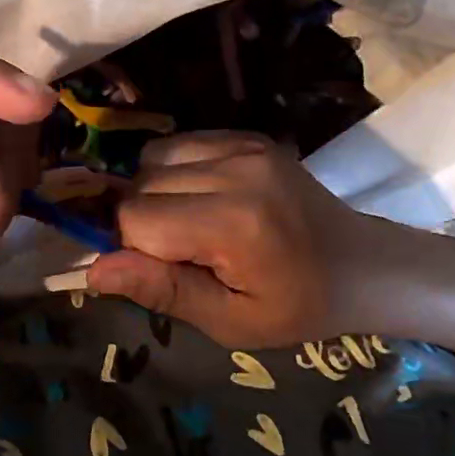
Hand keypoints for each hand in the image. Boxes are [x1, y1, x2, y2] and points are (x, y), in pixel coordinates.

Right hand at [86, 131, 380, 348]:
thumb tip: (93, 270)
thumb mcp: (230, 321)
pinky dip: (173, 169)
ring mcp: (241, 145)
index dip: (134, 248)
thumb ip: (162, 291)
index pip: (135, 219)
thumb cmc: (297, 305)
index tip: (165, 270)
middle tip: (181, 251)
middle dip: (142, 220)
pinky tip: (202, 194)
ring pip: (151, 158)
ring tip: (189, 220)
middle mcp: (234, 171)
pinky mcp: (245, 134)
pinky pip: (178, 143)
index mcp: (233, 224)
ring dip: (153, 190)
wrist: (361, 263)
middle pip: (139, 184)